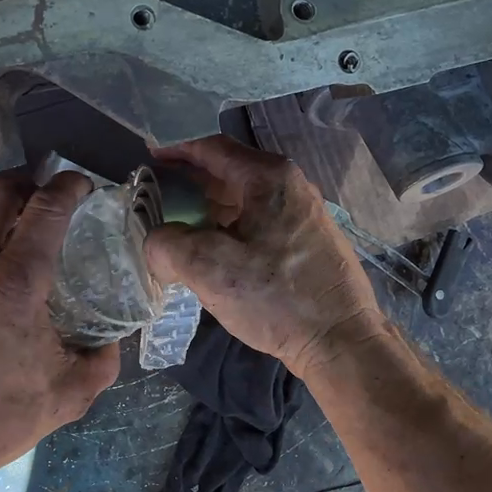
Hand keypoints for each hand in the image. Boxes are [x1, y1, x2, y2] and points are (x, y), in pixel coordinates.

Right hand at [146, 137, 382, 376]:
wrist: (341, 342)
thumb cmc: (275, 297)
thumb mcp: (207, 269)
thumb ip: (167, 244)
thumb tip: (157, 241)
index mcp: (268, 177)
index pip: (213, 148)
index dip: (177, 150)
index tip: (150, 158)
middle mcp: (290, 184)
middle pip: (230, 169)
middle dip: (192, 178)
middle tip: (159, 190)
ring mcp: (303, 211)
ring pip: (245, 195)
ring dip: (211, 203)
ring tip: (179, 218)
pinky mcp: (308, 238)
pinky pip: (259, 216)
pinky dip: (231, 221)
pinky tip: (214, 243)